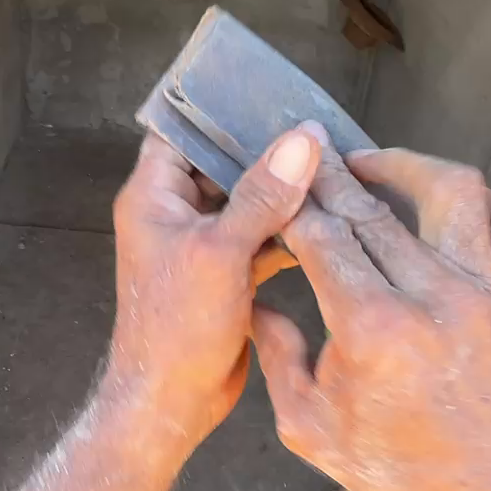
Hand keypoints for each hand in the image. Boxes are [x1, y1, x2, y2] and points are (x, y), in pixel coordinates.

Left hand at [106, 126, 321, 444]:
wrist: (171, 400)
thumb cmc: (177, 325)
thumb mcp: (220, 252)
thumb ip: (261, 195)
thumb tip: (303, 139)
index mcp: (153, 197)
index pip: (179, 134)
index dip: (216, 111)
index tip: (266, 90)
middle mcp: (174, 213)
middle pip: (221, 165)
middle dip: (266, 151)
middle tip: (321, 128)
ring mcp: (202, 244)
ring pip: (246, 202)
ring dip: (284, 192)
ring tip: (337, 167)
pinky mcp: (226, 272)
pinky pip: (259, 237)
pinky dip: (288, 230)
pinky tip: (331, 219)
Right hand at [249, 146, 490, 490]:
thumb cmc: (387, 468)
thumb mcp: (304, 423)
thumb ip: (274, 352)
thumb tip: (254, 300)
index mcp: (371, 328)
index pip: (320, 237)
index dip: (290, 205)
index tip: (270, 185)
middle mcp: (433, 295)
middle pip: (372, 206)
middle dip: (329, 176)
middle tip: (303, 156)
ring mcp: (486, 290)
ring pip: (451, 190)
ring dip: (404, 166)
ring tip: (368, 165)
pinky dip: (483, 199)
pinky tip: (446, 204)